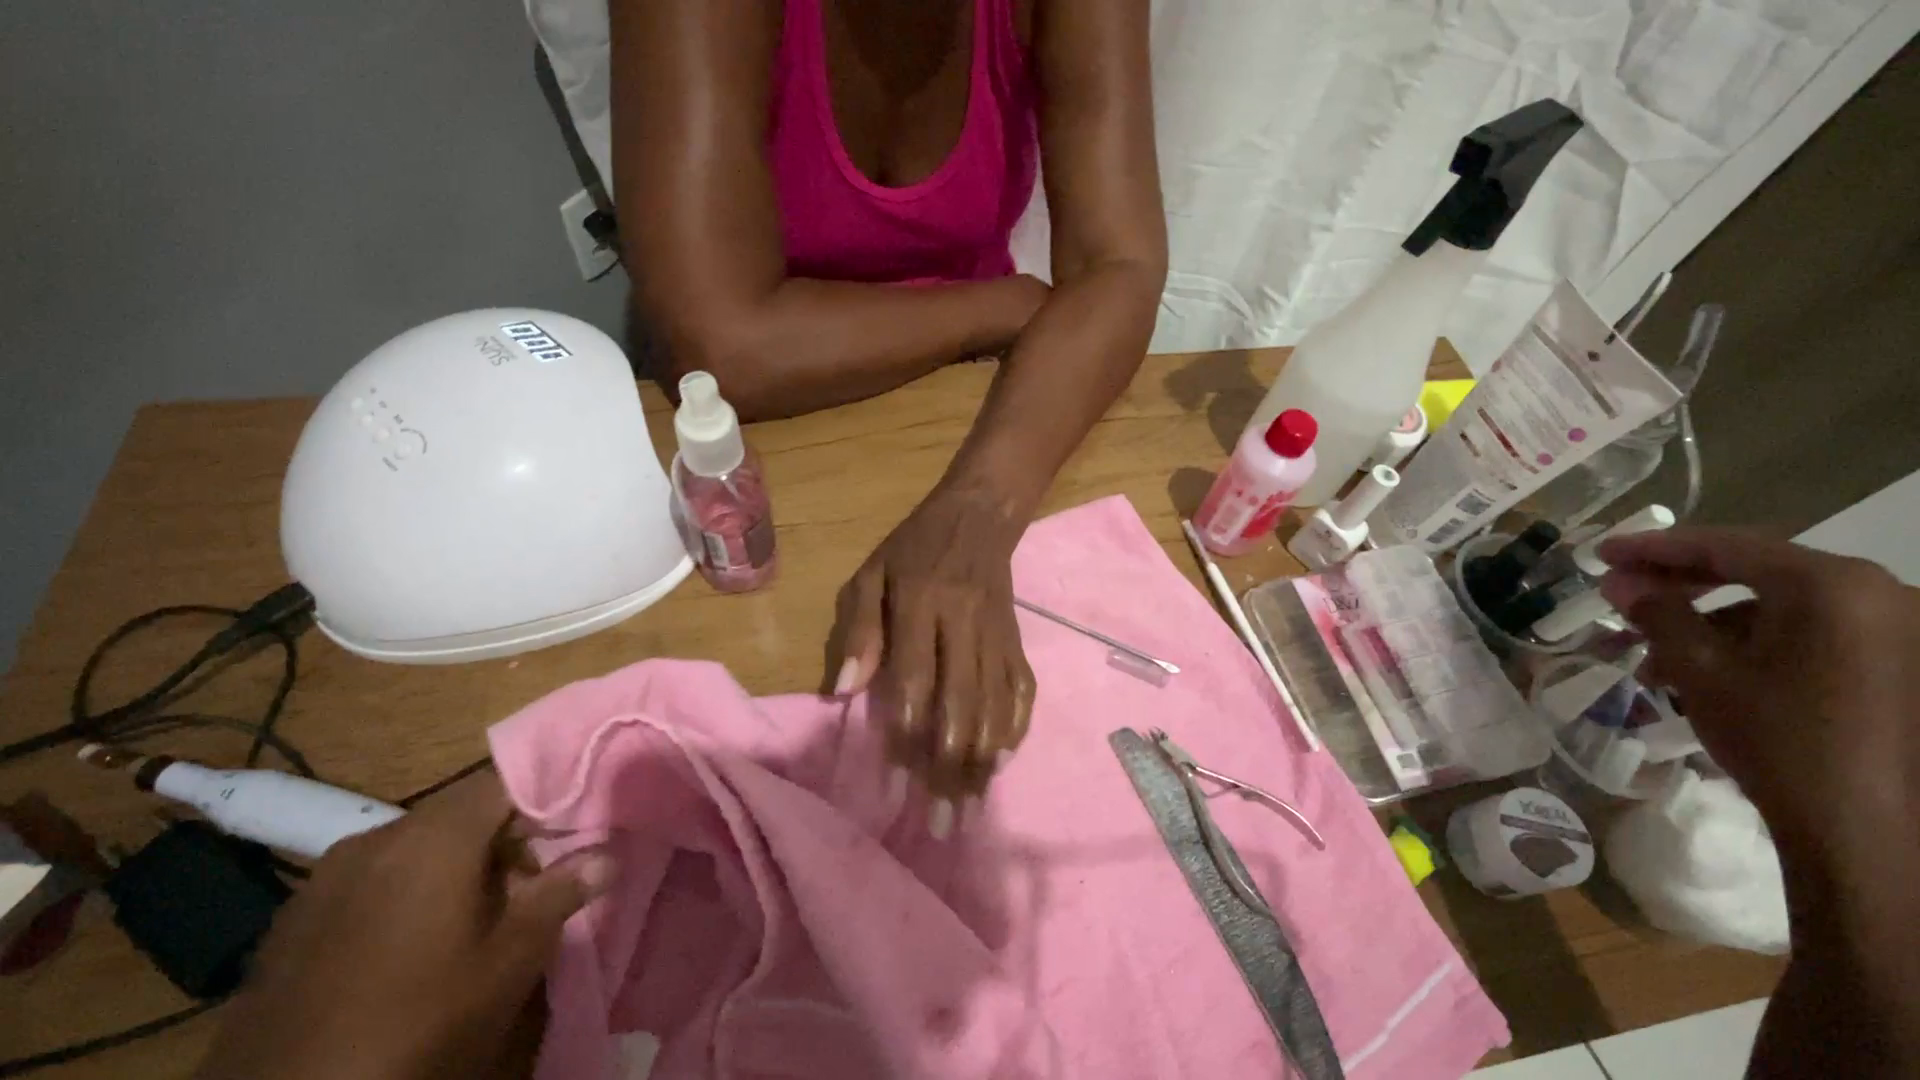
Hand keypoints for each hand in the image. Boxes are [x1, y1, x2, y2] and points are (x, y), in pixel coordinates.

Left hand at [197, 774, 609, 1079]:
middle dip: (503, 842)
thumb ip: (560, 896)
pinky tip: (408, 949)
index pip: (505, 781)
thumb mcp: (508, 964)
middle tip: (533, 889)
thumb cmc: (419, 1019)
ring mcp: (327, 875)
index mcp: (434, 837)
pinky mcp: (295, 915)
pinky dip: (403, 895)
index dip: (546, 799)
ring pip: (413, 847)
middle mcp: (377, 837)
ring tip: (476, 923)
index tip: (574, 831)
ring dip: (452, 869)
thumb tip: (608, 853)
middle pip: (459, 815)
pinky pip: (370, 881)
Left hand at [832, 486, 1036, 811]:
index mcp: (921, 602)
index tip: (897, 783)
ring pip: (996, 704)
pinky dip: (1015, 729)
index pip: (916, 676)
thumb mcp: (870, 574)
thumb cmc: (913, 547)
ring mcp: (998, 633)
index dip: (908, 731)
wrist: (980, 515)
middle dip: (952, 765)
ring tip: (971, 809)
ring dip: (984, 760)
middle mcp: (965, 622)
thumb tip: (842, 692)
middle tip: (942, 821)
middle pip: (962, 702)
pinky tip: (1002, 763)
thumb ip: (859, 629)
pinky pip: (1022, 690)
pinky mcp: (1018, 640)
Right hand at [1598, 528, 1919, 866]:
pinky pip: (1814, 632)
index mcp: (1830, 584)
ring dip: (1714, 620)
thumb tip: (1622, 584)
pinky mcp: (1902, 664)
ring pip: (1783, 605)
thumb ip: (1658, 614)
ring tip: (1657, 653)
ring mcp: (1899, 629)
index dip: (1653, 547)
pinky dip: (1757, 642)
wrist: (1866, 829)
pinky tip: (1712, 672)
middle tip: (1622, 595)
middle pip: (1757, 570)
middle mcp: (1879, 592)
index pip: (1725, 545)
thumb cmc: (1778, 738)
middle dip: (1681, 583)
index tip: (1601, 554)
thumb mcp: (1700, 671)